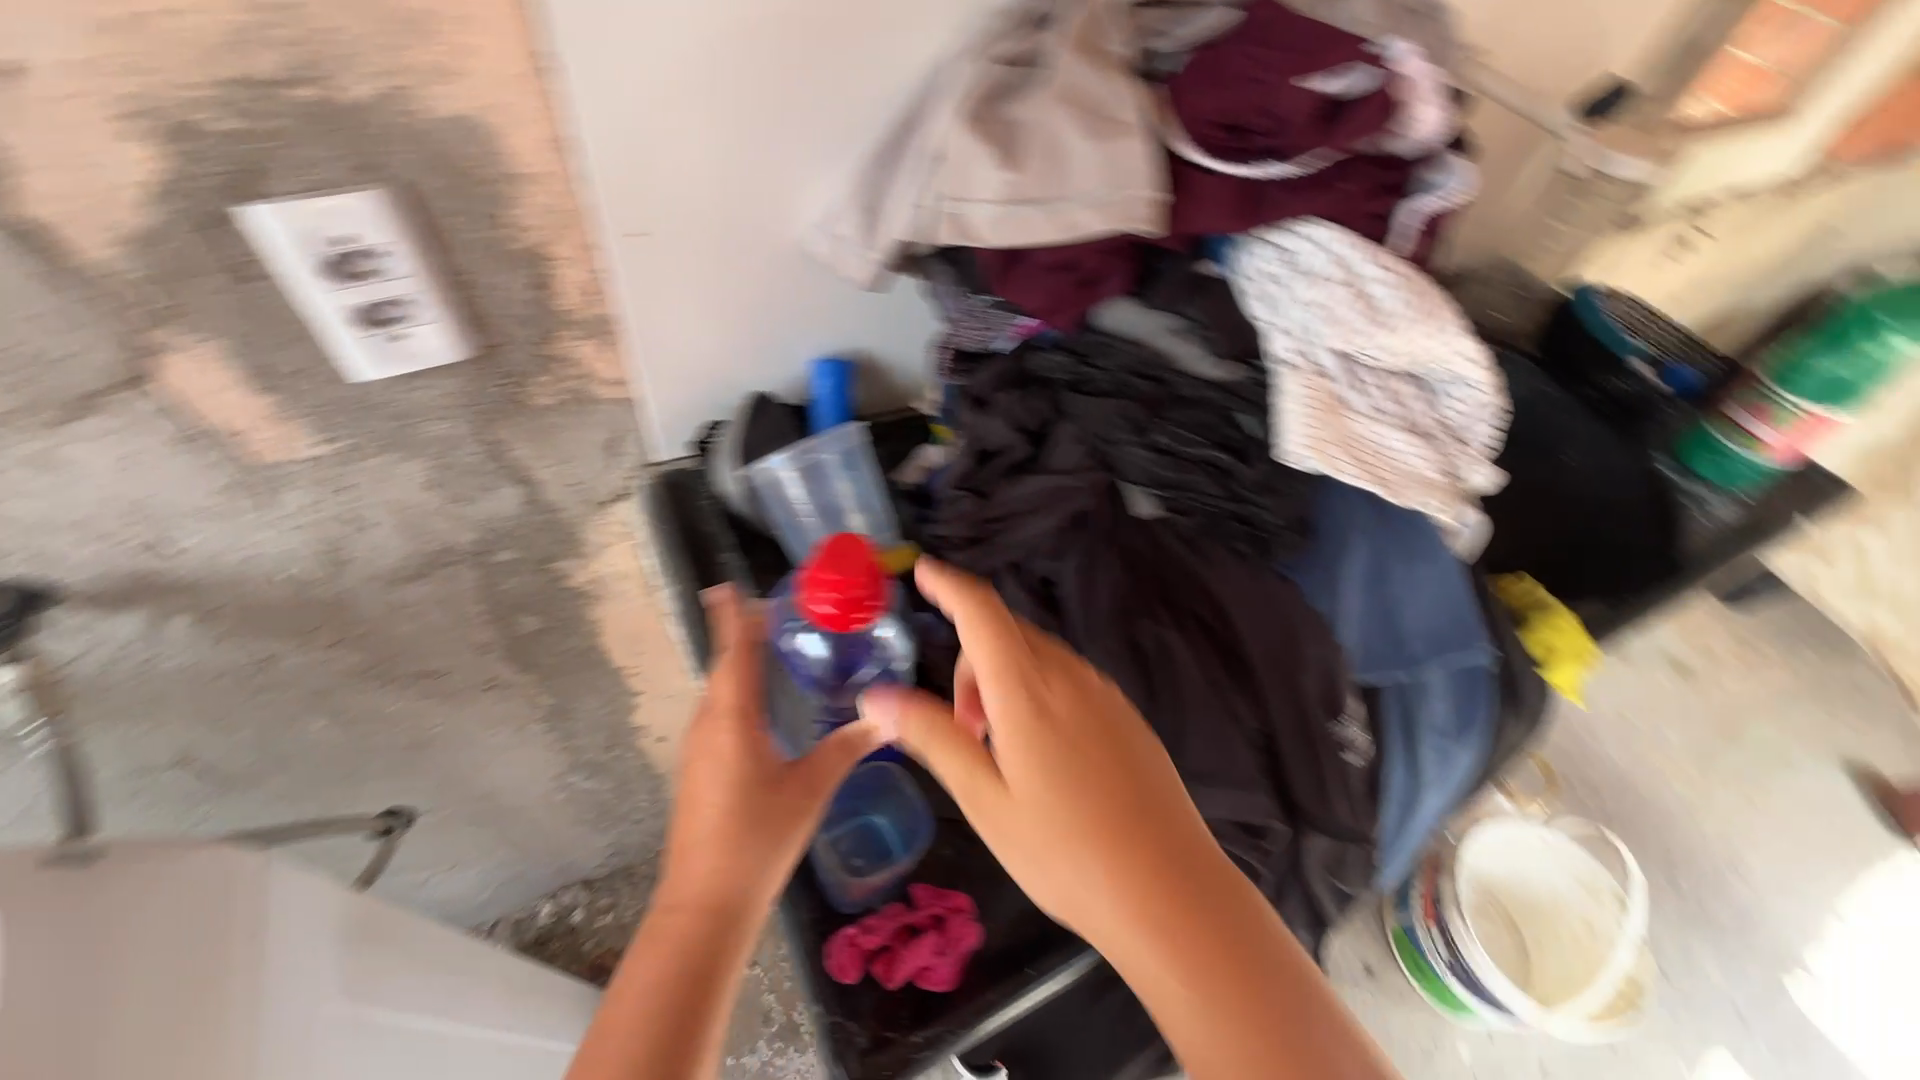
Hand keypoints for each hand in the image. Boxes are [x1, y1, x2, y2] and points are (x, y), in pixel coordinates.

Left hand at [657, 585, 884, 911]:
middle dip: (741, 638)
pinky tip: (762, 711)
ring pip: (718, 694)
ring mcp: (696, 750)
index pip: (731, 652)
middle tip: (777, 617)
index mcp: (731, 719)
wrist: (705, 901)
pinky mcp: (695, 771)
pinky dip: (737, 698)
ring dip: (739, 669)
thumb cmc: (758, 838)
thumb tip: (885, 716)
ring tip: (773, 653)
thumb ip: (847, 747)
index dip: (732, 617)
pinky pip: (716, 717)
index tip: (730, 586)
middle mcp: (706, 725)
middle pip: (722, 668)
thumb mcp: (811, 789)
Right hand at [859, 559, 1228, 942]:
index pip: (981, 612)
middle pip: (1007, 633)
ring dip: (1004, 682)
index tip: (922, 571)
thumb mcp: (984, 800)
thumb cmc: (1064, 852)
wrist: (1169, 891)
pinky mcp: (1126, 716)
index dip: (948, 585)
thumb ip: (933, 737)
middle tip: (963, 731)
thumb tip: (877, 695)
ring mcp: (1105, 693)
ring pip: (1039, 658)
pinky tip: (1045, 759)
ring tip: (1001, 754)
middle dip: (971, 661)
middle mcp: (1070, 675)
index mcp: (1028, 690)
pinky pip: (1069, 680)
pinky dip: (1038, 694)